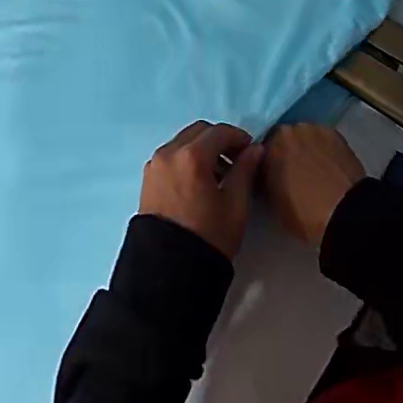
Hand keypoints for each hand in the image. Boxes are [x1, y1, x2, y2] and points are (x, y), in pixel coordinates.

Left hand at [139, 121, 263, 259]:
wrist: (169, 271)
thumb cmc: (209, 237)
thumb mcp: (235, 205)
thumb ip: (245, 171)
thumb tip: (254, 149)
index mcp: (191, 156)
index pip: (219, 132)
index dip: (239, 137)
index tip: (251, 150)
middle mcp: (169, 152)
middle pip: (199, 131)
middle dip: (219, 140)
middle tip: (237, 159)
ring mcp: (155, 164)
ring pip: (183, 141)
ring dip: (202, 148)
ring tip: (219, 174)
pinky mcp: (148, 177)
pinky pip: (171, 155)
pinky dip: (187, 158)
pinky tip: (199, 181)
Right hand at [263, 123, 365, 245]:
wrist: (344, 212)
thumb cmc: (301, 210)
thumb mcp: (272, 200)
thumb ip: (266, 178)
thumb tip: (269, 173)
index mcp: (270, 144)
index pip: (262, 151)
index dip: (267, 164)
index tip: (272, 177)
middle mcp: (291, 129)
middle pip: (285, 139)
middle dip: (287, 152)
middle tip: (293, 173)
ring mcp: (315, 129)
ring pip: (305, 138)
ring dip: (306, 148)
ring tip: (314, 170)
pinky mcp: (337, 134)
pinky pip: (323, 140)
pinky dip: (323, 150)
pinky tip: (328, 166)